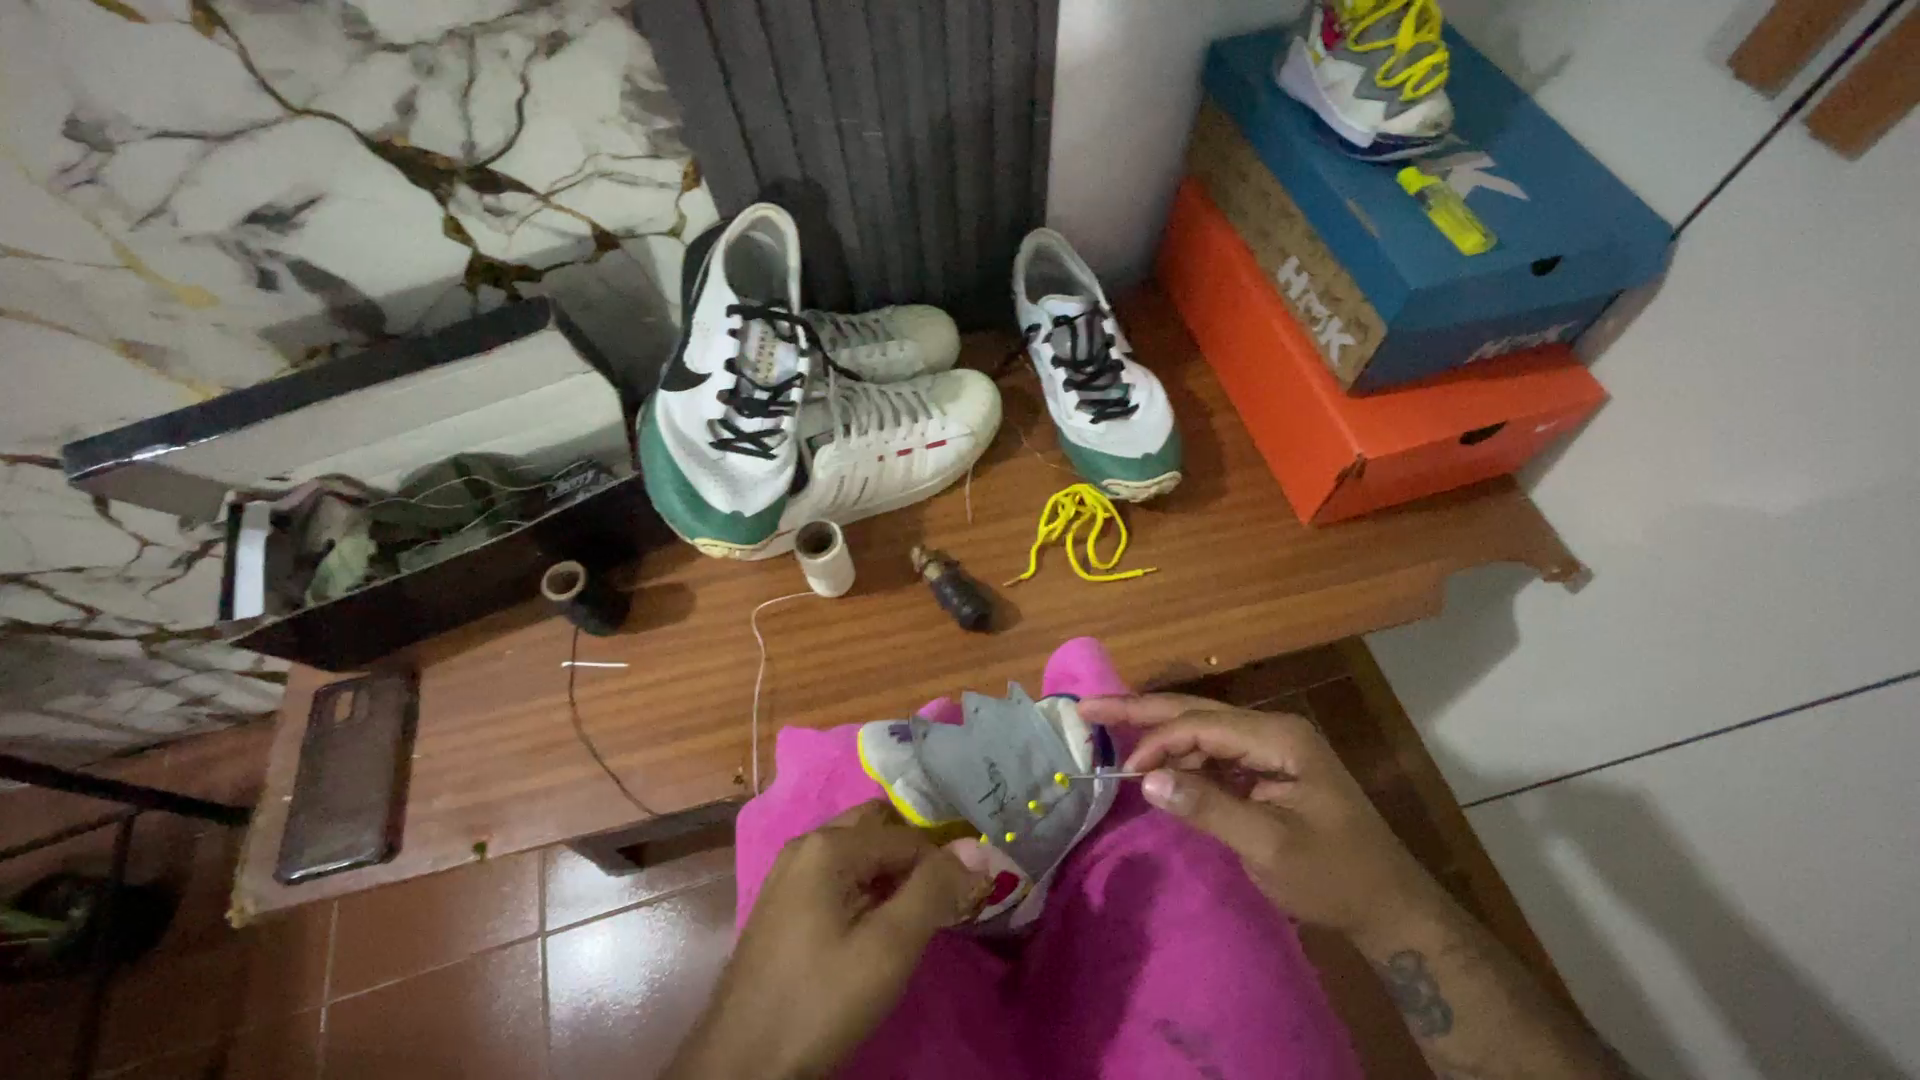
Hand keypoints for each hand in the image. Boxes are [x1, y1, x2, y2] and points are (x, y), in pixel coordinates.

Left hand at [664, 801, 991, 1079]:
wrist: (743, 1064)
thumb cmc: (821, 1000)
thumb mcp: (889, 946)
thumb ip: (934, 890)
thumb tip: (977, 847)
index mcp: (829, 845)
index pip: (909, 835)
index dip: (945, 864)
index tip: (969, 897)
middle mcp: (806, 846)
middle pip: (879, 831)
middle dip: (918, 857)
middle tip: (948, 896)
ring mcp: (790, 876)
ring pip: (859, 856)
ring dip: (894, 876)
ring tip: (922, 914)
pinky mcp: (785, 907)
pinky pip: (839, 879)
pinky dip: (869, 891)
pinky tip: (882, 926)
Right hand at [1079, 693, 1445, 940]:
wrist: (1389, 906)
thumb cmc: (1334, 876)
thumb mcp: (1269, 846)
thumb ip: (1208, 807)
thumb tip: (1148, 778)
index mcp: (1279, 737)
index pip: (1202, 724)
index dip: (1156, 740)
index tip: (1122, 769)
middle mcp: (1274, 730)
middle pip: (1196, 712)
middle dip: (1141, 710)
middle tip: (1088, 708)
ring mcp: (1272, 749)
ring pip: (1202, 730)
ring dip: (1160, 736)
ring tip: (1112, 737)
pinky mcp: (1268, 770)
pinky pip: (1214, 753)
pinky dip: (1182, 758)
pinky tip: (1157, 766)